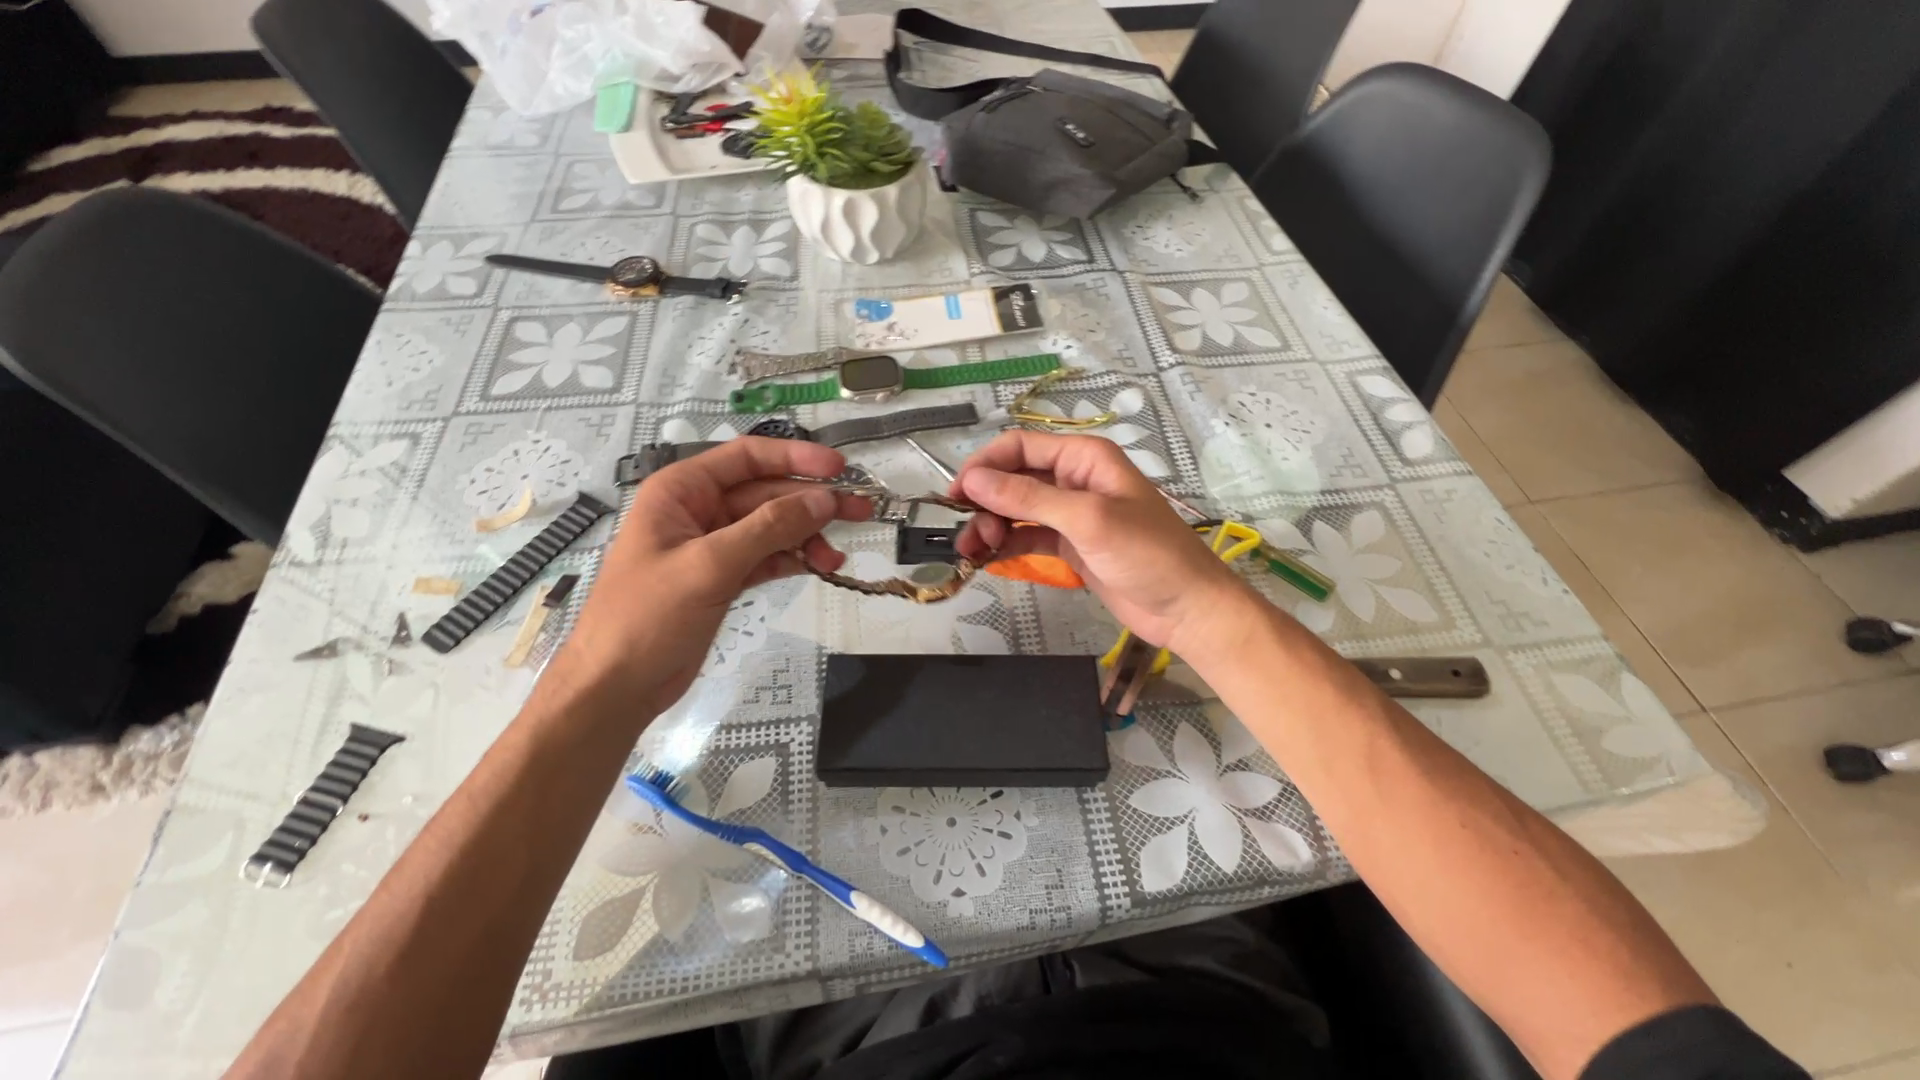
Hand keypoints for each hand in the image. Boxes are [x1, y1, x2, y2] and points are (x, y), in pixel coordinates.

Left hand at [553, 438, 868, 717]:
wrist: (615, 686)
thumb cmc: (647, 616)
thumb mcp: (709, 565)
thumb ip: (769, 528)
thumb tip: (824, 500)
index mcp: (680, 491)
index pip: (746, 458)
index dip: (795, 458)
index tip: (840, 470)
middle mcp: (697, 510)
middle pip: (766, 493)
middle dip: (811, 502)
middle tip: (861, 511)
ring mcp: (712, 546)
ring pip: (771, 527)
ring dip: (806, 537)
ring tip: (835, 558)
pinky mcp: (723, 579)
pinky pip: (767, 557)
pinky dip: (793, 560)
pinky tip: (820, 568)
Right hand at [952, 431, 1253, 652]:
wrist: (1186, 608)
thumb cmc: (1147, 554)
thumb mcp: (1087, 519)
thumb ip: (1029, 497)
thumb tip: (973, 480)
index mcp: (1084, 458)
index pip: (1020, 446)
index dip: (984, 466)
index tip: (956, 495)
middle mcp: (1074, 479)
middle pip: (1013, 478)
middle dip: (985, 501)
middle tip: (966, 533)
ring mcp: (1071, 514)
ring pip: (1016, 510)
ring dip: (990, 525)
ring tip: (973, 551)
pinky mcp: (1070, 545)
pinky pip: (1027, 536)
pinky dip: (1006, 544)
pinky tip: (987, 559)